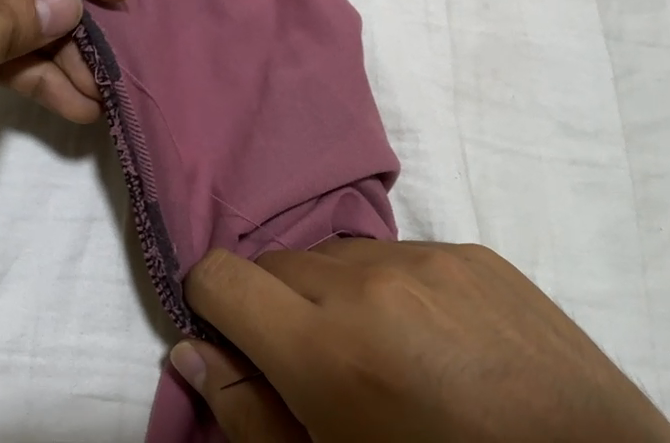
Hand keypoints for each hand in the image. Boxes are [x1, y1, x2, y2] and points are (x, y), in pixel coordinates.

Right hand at [170, 239, 669, 442]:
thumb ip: (248, 415)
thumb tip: (190, 353)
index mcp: (327, 349)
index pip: (217, 275)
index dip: (210, 307)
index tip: (237, 346)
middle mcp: (369, 281)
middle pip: (272, 263)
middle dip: (274, 309)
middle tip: (318, 370)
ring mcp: (429, 259)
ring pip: (333, 255)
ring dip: (333, 296)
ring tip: (386, 357)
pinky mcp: (479, 254)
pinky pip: (400, 256)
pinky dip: (393, 290)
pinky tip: (440, 346)